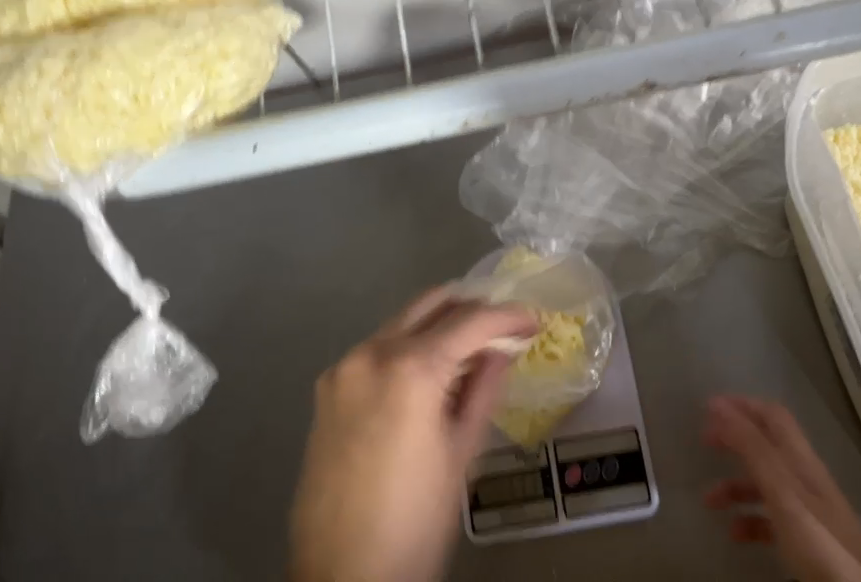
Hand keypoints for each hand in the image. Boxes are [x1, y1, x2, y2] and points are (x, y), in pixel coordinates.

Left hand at [290, 288, 536, 581]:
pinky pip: (376, 350)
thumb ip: (483, 390)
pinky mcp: (327, 389)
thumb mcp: (462, 454)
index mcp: (410, 368)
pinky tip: (428, 378)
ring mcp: (343, 368)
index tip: (533, 321)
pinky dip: (407, 350)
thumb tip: (501, 351)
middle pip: (430, 305)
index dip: (508, 316)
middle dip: (471, 309)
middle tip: (502, 329)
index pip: (470, 321)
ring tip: (471, 353)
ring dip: (438, 327)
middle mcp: (371, 352)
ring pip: (401, 324)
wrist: (342, 574)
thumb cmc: (415, 520)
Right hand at [704, 395, 860, 581]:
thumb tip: (720, 407)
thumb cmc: (820, 542)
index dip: (742, 406)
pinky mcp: (806, 538)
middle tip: (704, 442)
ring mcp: (807, 509)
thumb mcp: (783, 492)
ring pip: (764, 484)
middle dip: (734, 440)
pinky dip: (749, 519)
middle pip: (766, 446)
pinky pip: (771, 519)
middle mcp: (804, 478)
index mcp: (801, 461)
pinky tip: (736, 534)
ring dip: (735, 485)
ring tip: (709, 501)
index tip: (708, 407)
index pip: (772, 416)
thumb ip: (753, 450)